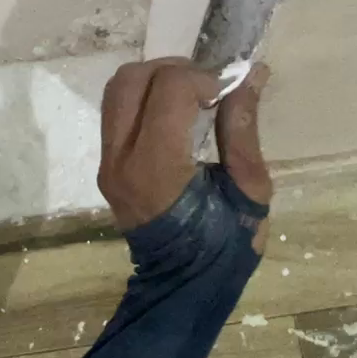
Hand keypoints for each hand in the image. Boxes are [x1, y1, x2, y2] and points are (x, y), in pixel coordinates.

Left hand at [97, 58, 271, 239]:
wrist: (183, 287)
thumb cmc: (225, 245)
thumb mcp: (249, 190)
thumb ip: (243, 128)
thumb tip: (251, 73)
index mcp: (157, 166)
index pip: (169, 89)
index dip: (204, 78)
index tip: (228, 92)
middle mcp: (120, 159)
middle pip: (132, 79)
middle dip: (173, 70)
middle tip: (207, 87)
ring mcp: (106, 163)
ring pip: (117, 91)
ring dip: (154, 80)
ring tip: (191, 96)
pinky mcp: (105, 166)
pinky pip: (116, 113)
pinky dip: (144, 99)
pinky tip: (174, 114)